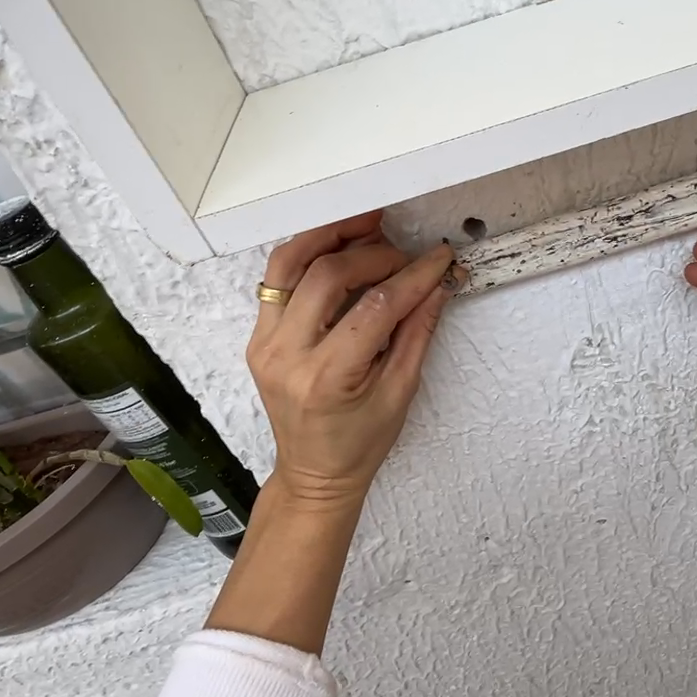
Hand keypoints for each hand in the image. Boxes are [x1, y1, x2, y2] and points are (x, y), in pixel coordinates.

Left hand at [246, 212, 460, 507]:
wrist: (313, 472)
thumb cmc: (359, 442)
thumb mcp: (400, 393)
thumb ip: (417, 332)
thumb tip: (438, 284)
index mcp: (326, 378)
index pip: (375, 306)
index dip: (413, 276)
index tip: (439, 258)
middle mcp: (287, 356)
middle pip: (328, 275)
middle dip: (375, 254)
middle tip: (405, 254)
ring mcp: (265, 343)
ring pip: (289, 264)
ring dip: (330, 236)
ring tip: (366, 223)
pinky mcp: (258, 336)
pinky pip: (278, 279)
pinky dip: (307, 254)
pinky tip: (337, 246)